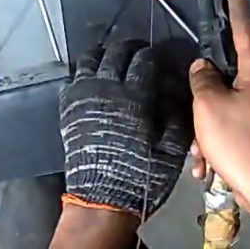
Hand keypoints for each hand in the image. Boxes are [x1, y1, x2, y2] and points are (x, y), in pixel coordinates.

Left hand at [59, 39, 191, 217]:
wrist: (103, 200)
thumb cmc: (142, 175)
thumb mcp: (173, 149)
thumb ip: (178, 115)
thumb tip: (179, 91)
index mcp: (135, 97)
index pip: (145, 60)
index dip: (155, 54)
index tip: (161, 56)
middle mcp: (107, 90)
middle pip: (117, 53)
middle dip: (131, 48)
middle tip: (140, 52)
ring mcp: (84, 98)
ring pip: (91, 59)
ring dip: (105, 54)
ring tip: (115, 58)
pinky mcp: (70, 110)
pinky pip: (74, 78)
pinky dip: (85, 71)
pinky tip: (94, 77)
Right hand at [187, 0, 249, 208]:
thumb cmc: (240, 141)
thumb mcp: (209, 106)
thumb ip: (202, 79)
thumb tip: (203, 68)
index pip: (245, 25)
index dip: (235, 8)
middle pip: (234, 64)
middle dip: (208, 83)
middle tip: (193, 82)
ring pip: (230, 99)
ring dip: (208, 122)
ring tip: (199, 148)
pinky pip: (236, 121)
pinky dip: (219, 138)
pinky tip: (207, 164)